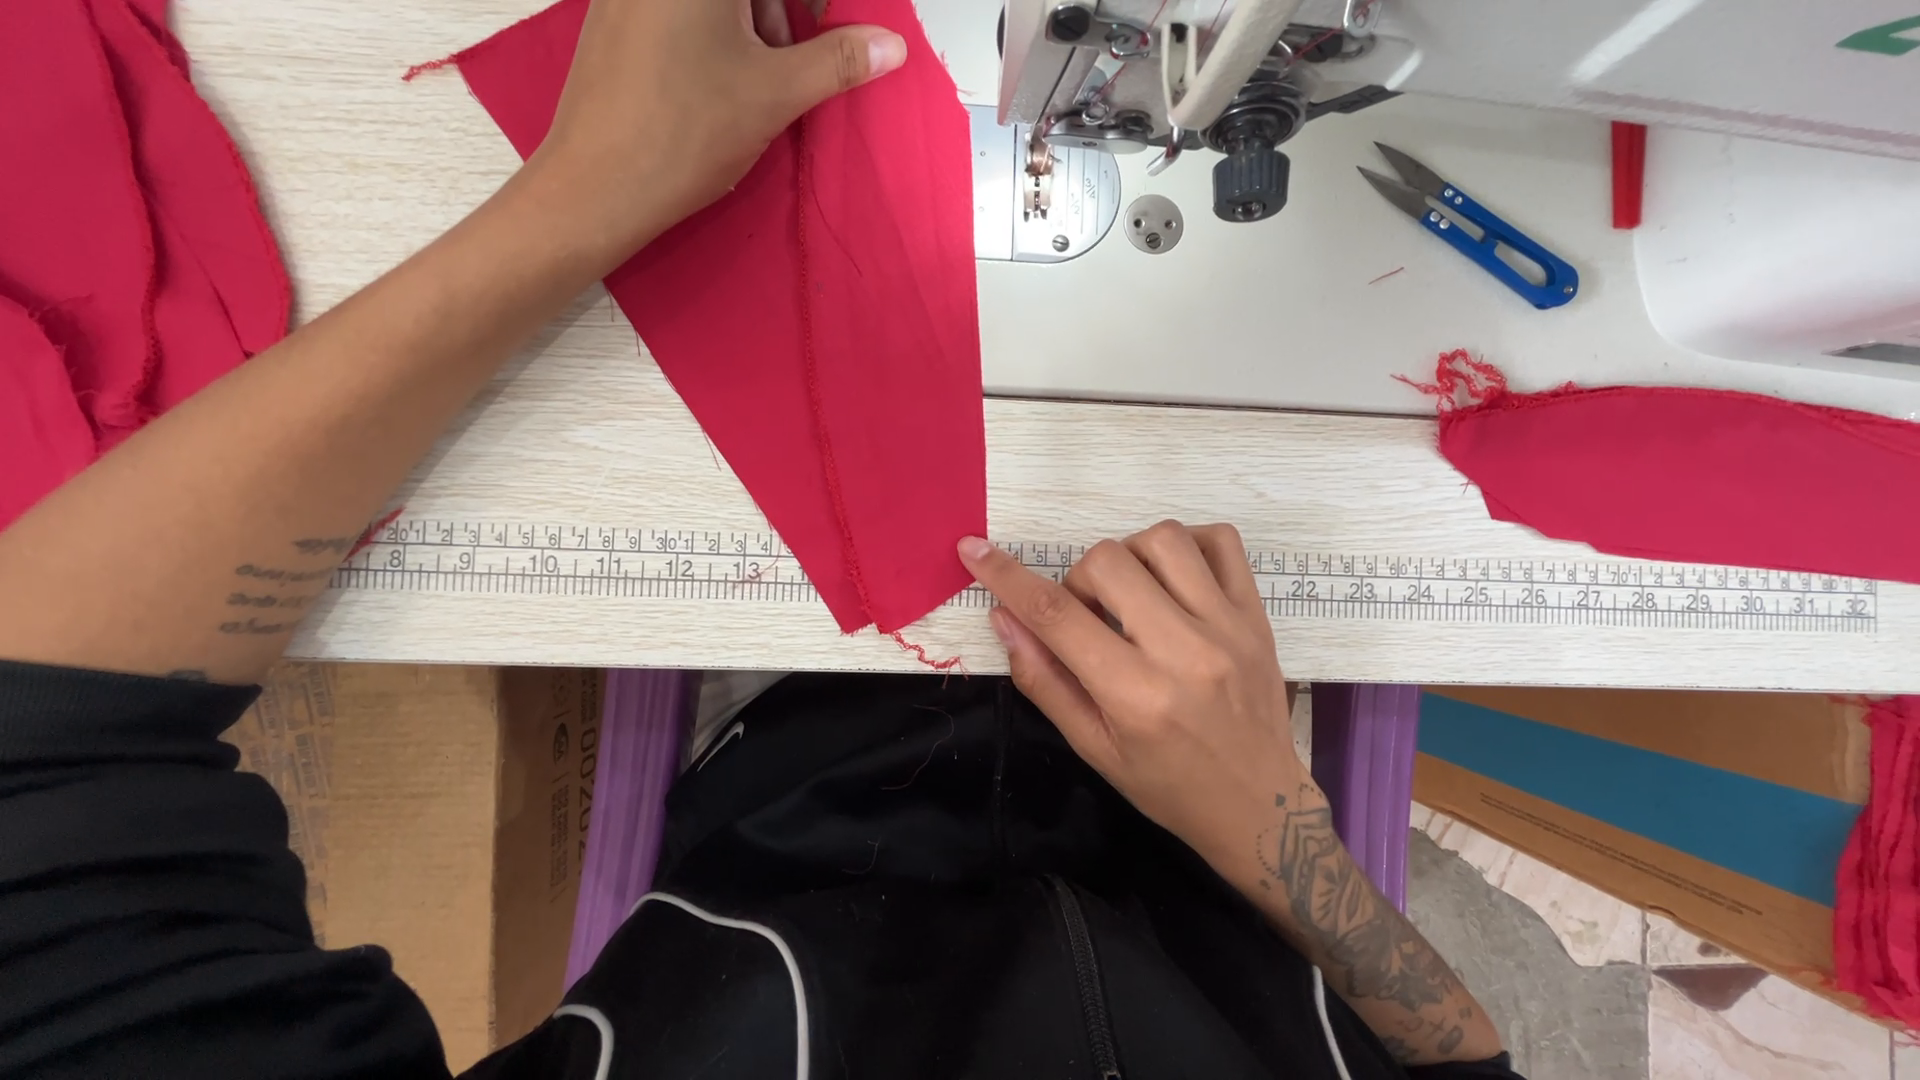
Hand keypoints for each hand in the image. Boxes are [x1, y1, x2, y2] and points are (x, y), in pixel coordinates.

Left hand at [523, 0, 905, 268]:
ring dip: (752, 27)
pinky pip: (681, 11)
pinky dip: (713, 35)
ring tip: (751, 86)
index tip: (825, 43)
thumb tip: (894, 45)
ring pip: (718, 2)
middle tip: (789, 66)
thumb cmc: (690, 132)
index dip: (811, 14)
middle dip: (780, 17)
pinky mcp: (614, 12)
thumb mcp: (776, 95)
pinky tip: (714, 84)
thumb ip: (837, 61)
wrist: (599, 183)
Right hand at [957, 522, 1301, 864]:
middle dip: (1078, 580)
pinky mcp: (1256, 614)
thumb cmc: (1165, 784)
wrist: (1258, 804)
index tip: (974, 550)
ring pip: (1162, 539)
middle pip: (1107, 562)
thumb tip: (1003, 617)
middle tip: (1090, 616)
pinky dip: (1185, 544)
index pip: (1056, 616)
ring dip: (1128, 556)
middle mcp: (1184, 651)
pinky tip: (1172, 578)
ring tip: (1131, 595)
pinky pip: (1220, 539)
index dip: (1006, 577)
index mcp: (1135, 695)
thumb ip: (1042, 679)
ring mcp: (1228, 627)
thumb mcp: (1092, 747)